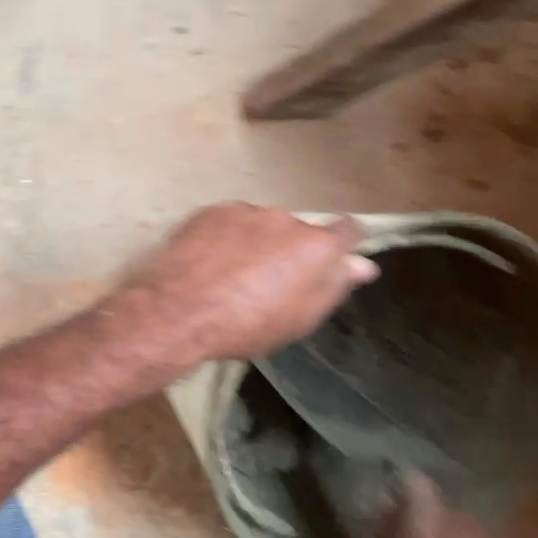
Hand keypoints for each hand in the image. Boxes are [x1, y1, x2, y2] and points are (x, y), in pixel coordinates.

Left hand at [115, 203, 376, 364]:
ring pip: (258, 225)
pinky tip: (206, 262)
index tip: (333, 256)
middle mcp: (284, 219)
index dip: (343, 243)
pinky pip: (225, 223)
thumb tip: (361, 265)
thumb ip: (333, 286)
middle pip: (296, 231)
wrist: (175, 312)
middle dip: (287, 249)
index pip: (348, 229)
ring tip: (228, 274)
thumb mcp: (299, 319)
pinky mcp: (207, 212)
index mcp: (316, 245)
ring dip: (252, 242)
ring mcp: (243, 212)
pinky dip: (221, 238)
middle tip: (265, 280)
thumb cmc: (244, 326)